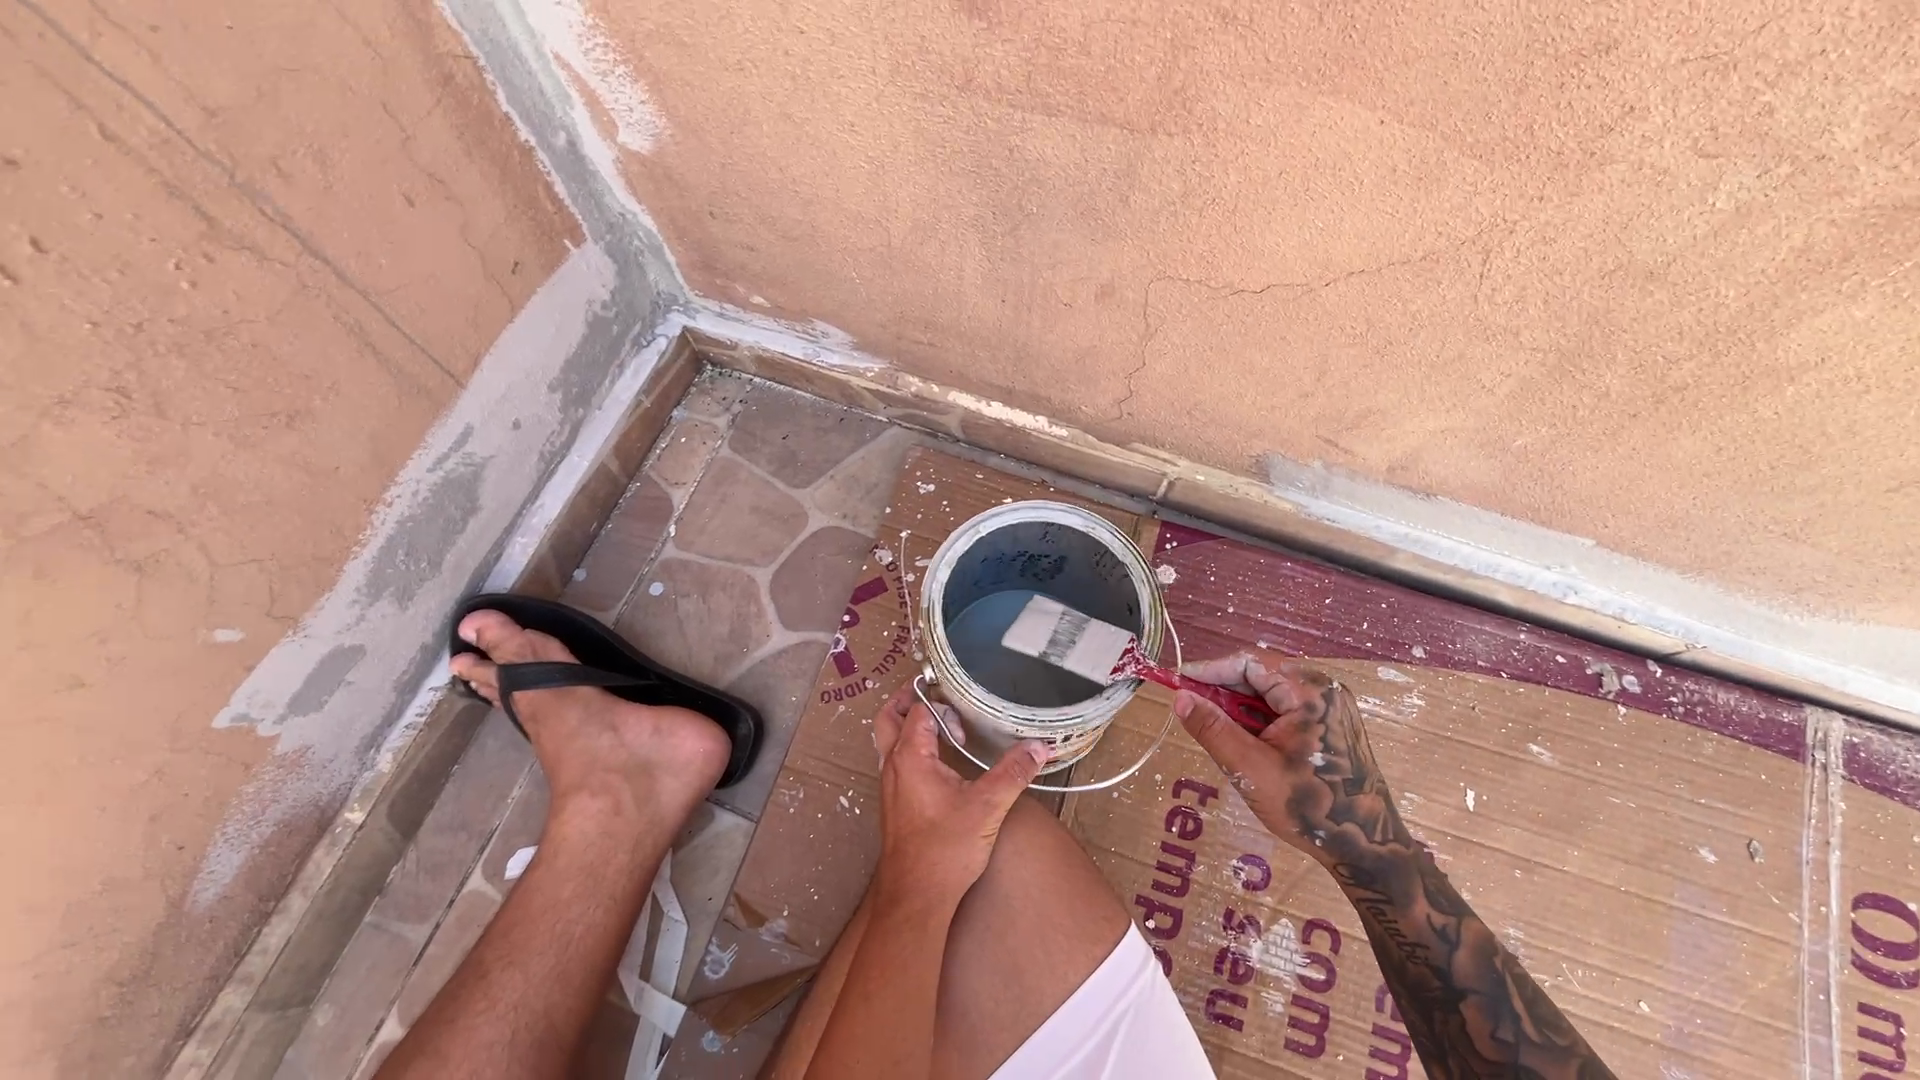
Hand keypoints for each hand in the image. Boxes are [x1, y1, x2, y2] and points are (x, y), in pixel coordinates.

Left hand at [870, 684, 1048, 909]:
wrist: (916, 896)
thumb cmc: (944, 851)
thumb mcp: (987, 806)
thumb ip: (1014, 772)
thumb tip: (1039, 747)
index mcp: (909, 758)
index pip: (918, 710)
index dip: (942, 704)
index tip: (965, 707)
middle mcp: (892, 767)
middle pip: (888, 718)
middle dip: (907, 700)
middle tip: (935, 693)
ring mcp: (890, 786)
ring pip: (888, 741)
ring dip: (908, 725)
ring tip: (942, 725)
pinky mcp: (895, 803)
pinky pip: (896, 762)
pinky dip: (911, 749)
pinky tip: (939, 762)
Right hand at [1173, 655, 1407, 865]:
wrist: (1363, 847)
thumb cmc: (1306, 806)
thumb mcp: (1249, 767)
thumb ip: (1212, 728)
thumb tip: (1179, 698)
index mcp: (1309, 693)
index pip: (1249, 662)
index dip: (1209, 670)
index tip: (1177, 683)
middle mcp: (1323, 690)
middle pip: (1261, 673)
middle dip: (1222, 688)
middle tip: (1190, 706)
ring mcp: (1329, 707)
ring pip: (1270, 691)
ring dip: (1237, 704)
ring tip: (1212, 725)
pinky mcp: (1328, 724)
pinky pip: (1283, 708)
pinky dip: (1256, 717)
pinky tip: (1239, 737)